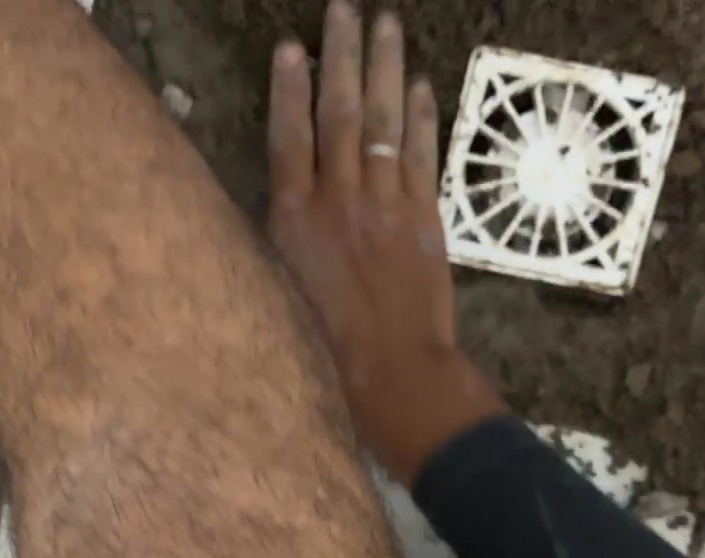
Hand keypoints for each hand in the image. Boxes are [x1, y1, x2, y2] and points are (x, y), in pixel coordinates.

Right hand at [267, 2, 506, 483]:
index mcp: (295, 223)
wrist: (393, 374)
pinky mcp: (424, 218)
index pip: (289, 139)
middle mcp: (340, 202)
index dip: (290, 89)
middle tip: (345, 9)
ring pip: (386, 123)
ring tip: (386, 23)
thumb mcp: (280, 296)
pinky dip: (423, 117)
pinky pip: (423, 154)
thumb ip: (281, 244)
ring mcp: (387, 205)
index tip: (291, 47)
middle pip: (340, 115)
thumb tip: (280, 202)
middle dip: (342, 57)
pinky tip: (422, 85)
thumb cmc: (323, 350)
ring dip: (386, 69)